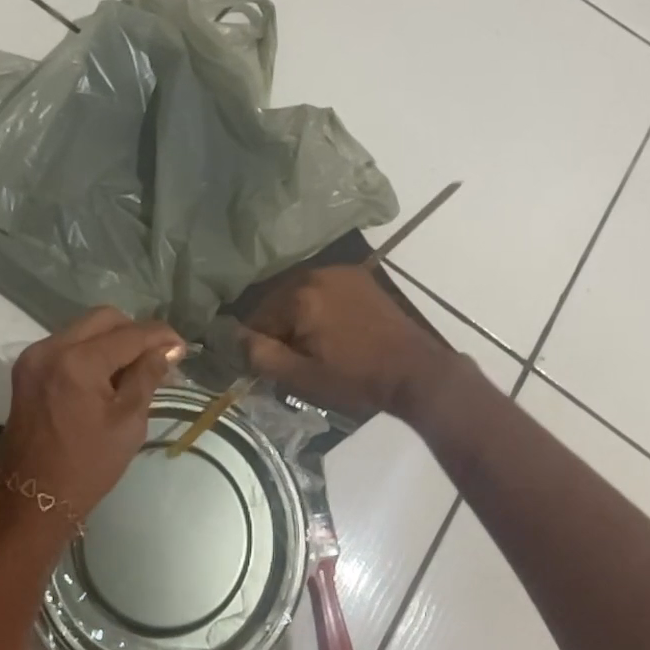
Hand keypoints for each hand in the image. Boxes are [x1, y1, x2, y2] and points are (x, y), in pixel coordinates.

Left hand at [0, 307, 185, 529]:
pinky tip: (108, 375)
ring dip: (112, 340)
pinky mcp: (27, 369)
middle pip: (104, 319)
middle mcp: (51, 348)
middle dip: (135, 332)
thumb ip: (147, 377)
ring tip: (135, 368)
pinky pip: (67, 345)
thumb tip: (168, 348)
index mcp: (77, 362)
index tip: (182, 346)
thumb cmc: (86, 467)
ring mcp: (34, 357)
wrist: (30, 501)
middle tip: (158, 357)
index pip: (129, 334)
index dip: (160, 336)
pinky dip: (91, 351)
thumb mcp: (128, 423)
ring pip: (84, 329)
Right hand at [243, 265, 463, 419]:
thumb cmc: (356, 379)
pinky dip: (320, 306)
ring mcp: (340, 271)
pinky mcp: (359, 276)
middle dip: (279, 328)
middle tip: (295, 358)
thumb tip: (234, 337)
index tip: (274, 367)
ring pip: (300, 295)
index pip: (256, 319)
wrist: (416, 371)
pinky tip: (334, 330)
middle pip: (277, 302)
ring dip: (299, 316)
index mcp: (298, 296)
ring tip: (315, 345)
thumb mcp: (302, 378)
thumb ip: (261, 355)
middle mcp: (315, 273)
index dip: (261, 345)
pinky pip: (323, 289)